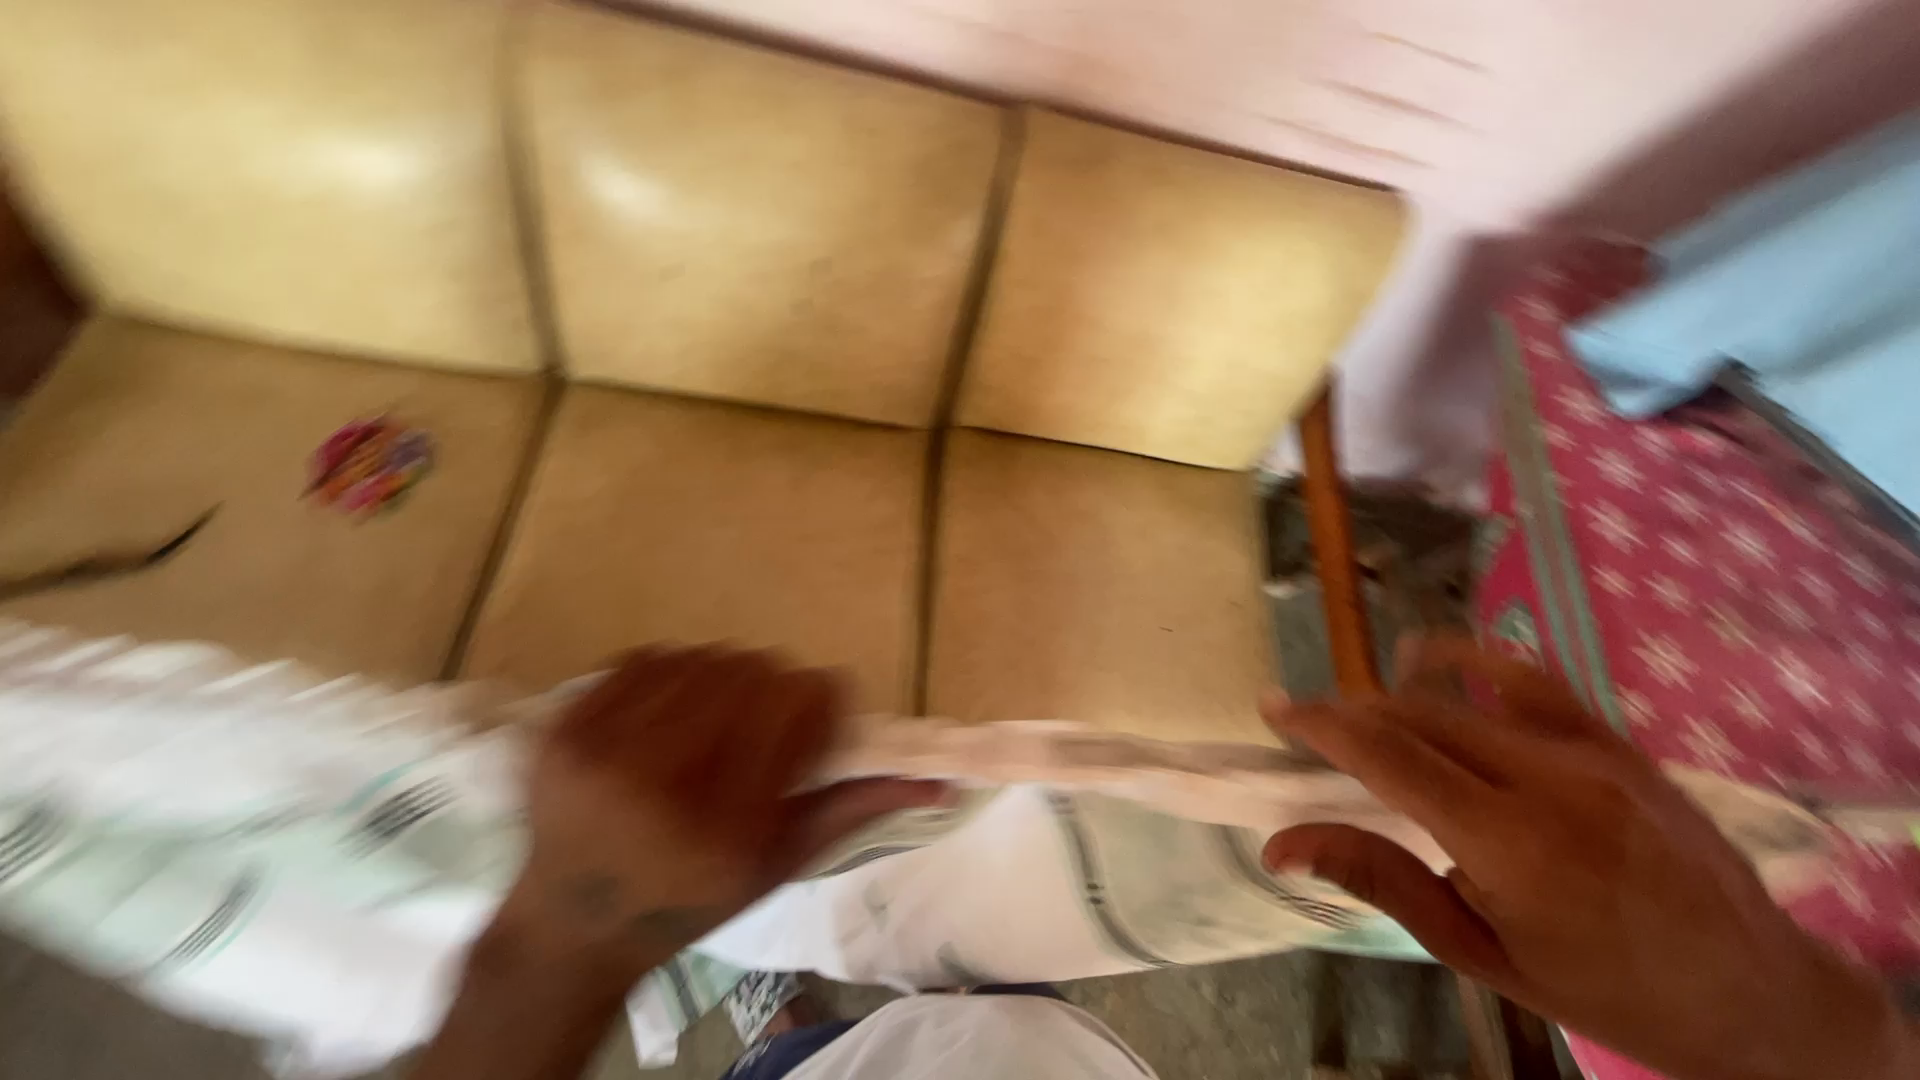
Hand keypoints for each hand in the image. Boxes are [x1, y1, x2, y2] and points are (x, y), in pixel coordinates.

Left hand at [494, 645, 944, 983]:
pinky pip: (647, 657)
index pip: (800, 704)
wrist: (574, 921)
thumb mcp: (781, 864)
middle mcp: (663, 781)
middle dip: (774, 689)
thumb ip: (856, 810)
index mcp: (727, 824)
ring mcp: (603, 749)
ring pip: (705, 657)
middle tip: (765, 720)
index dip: (818, 701)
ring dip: (726, 677)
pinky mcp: (564, 728)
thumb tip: (942, 784)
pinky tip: (671, 709)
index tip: (813, 719)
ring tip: (717, 716)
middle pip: (754, 672)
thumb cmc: (693, 897)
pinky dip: (673, 673)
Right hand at [1262, 637, 1914, 1079]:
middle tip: (1306, 721)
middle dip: (1347, 711)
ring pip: (1460, 693)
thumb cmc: (1600, 986)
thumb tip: (1279, 845)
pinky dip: (1466, 659)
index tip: (1275, 709)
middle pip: (1415, 714)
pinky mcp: (1614, 738)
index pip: (1388, 756)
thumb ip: (1377, 880)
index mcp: (1509, 844)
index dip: (1320, 725)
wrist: (1755, 993)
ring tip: (1357, 708)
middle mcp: (1548, 779)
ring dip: (1393, 693)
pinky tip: (1429, 659)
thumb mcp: (1476, 952)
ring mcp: (1589, 750)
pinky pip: (1526, 675)